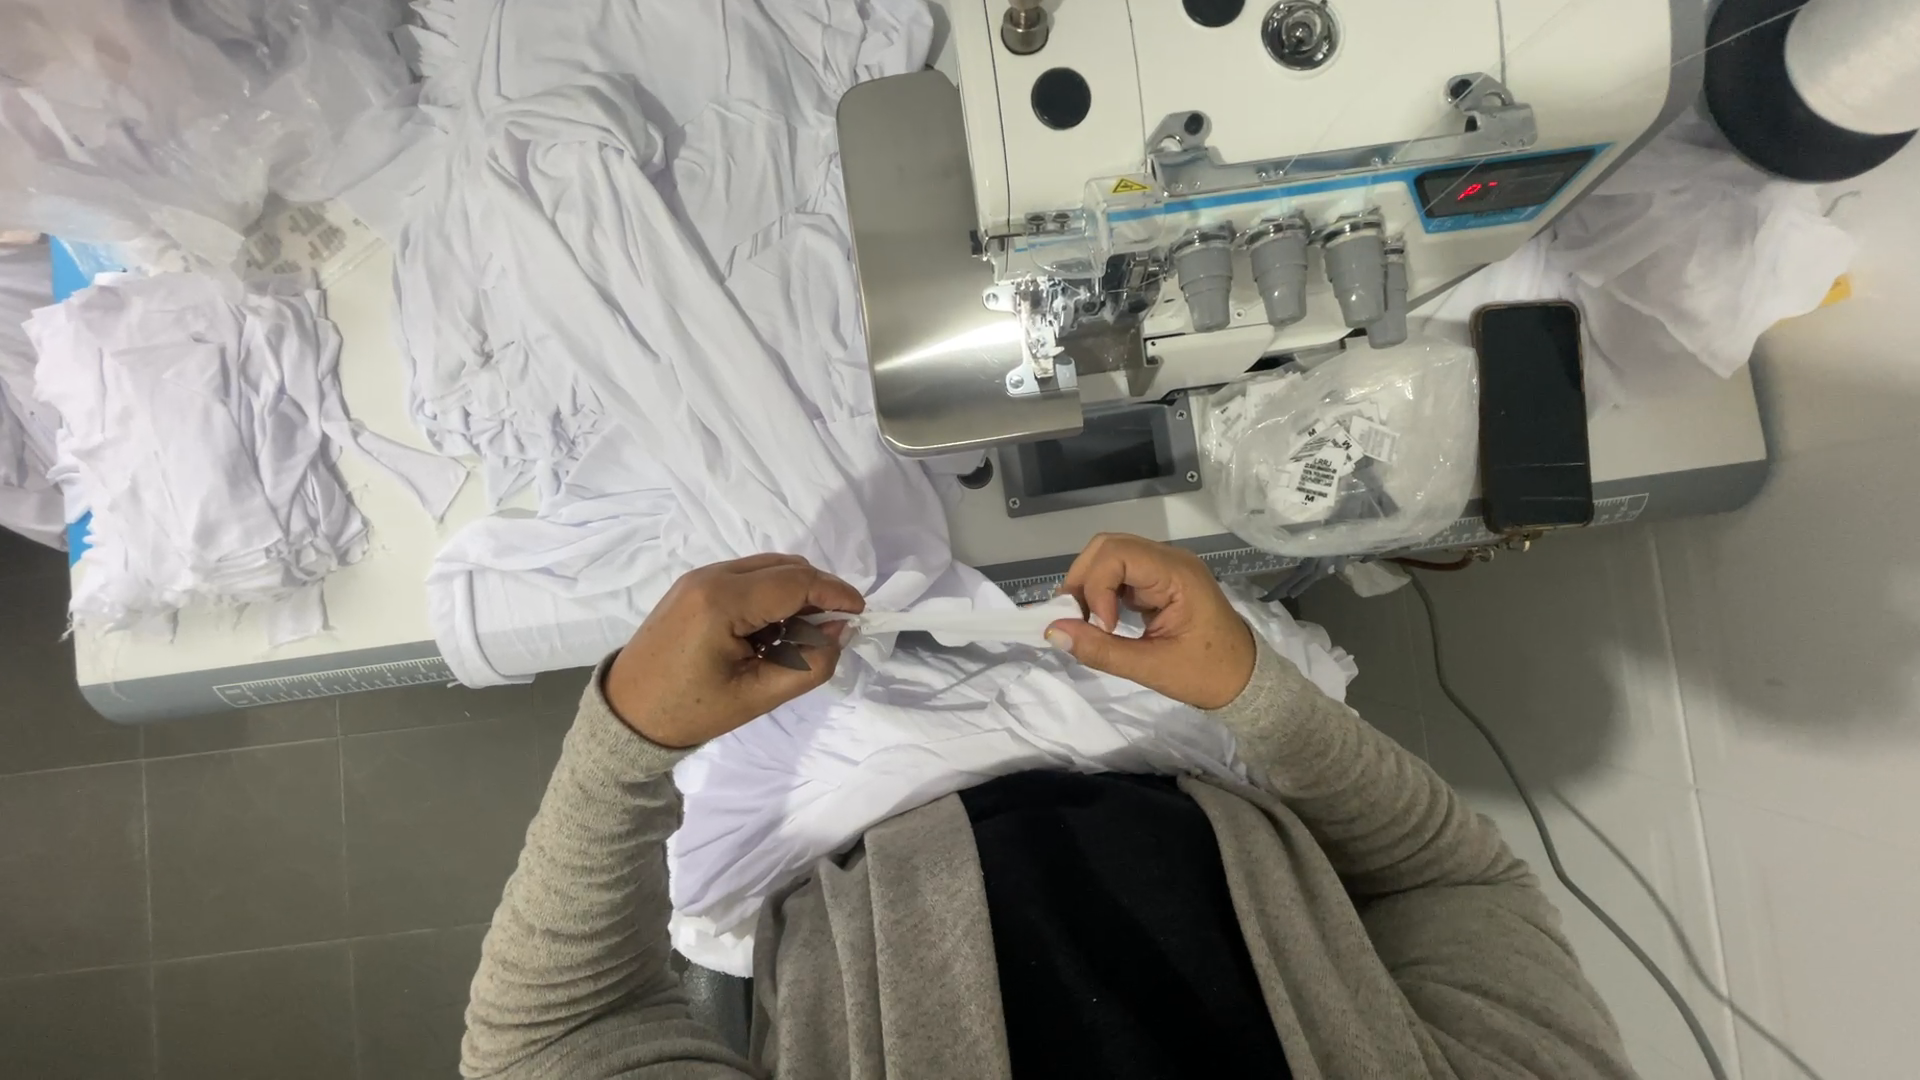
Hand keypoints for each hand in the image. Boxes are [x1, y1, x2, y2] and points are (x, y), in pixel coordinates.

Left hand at [604, 554, 864, 747]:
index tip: (861, 613)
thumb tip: (840, 629)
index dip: (835, 593)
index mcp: (723, 601)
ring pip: (769, 567)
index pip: (797, 581)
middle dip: (818, 593)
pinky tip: (772, 630)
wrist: (624, 717)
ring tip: (799, 636)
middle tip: (832, 630)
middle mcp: (710, 576)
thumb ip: (810, 662)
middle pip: (786, 567)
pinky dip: (772, 594)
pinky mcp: (694, 585)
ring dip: (795, 593)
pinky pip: (749, 576)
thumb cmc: (690, 711)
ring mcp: (699, 576)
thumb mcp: (758, 695)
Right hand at [1045, 533, 1255, 709]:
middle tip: (1078, 619)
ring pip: (1109, 556)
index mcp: (1177, 574)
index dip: (1096, 586)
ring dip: (1089, 585)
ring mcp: (1163, 568)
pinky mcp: (1157, 581)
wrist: (1245, 682)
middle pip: (1108, 546)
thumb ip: (1101, 650)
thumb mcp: (1152, 669)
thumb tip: (1053, 633)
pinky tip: (1101, 619)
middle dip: (1084, 580)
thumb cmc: (1206, 675)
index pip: (1117, 553)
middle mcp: (1169, 560)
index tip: (1101, 626)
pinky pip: (1118, 572)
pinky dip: (1101, 591)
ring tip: (1087, 621)